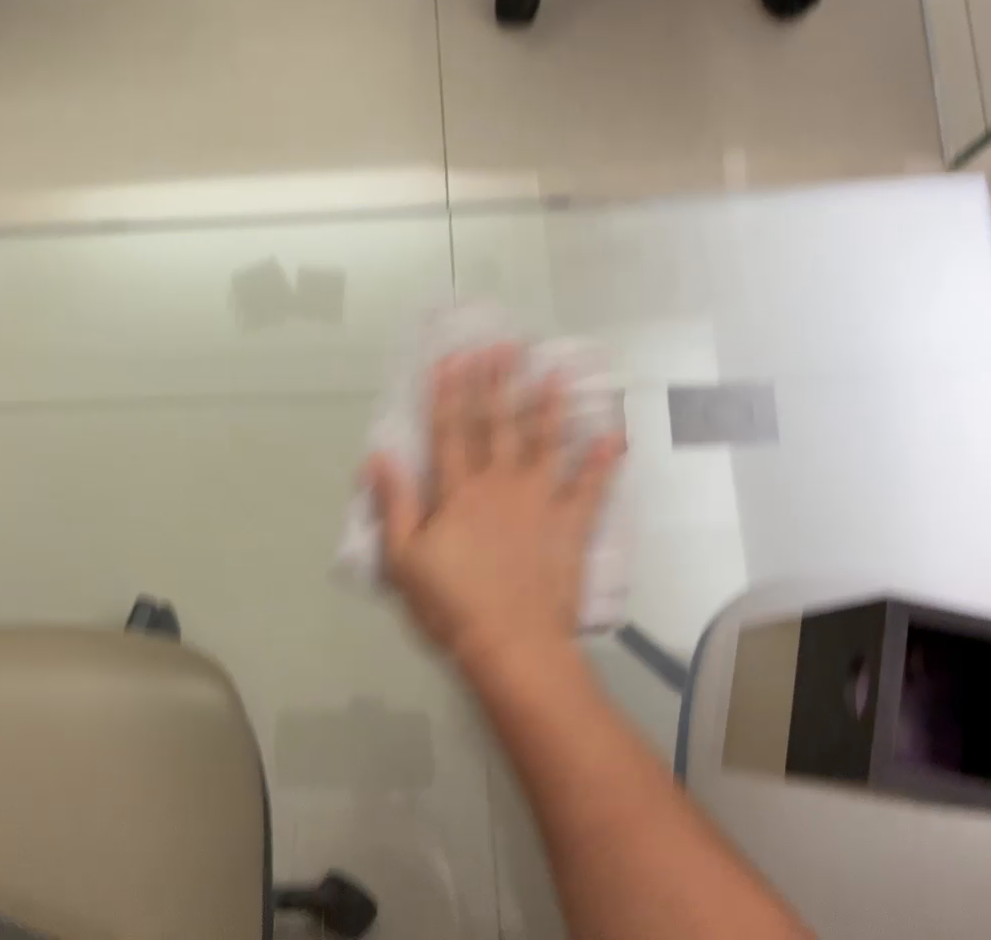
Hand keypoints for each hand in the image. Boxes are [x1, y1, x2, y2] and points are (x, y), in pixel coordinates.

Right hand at [368, 345, 624, 668]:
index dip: (450, 392)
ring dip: (549, 406)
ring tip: (555, 372)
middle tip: (504, 345)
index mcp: (457, 492)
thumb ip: (393, 503)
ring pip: (545, 445)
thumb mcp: (403, 559)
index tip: (454, 357)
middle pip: (498, 425)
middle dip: (498, 383)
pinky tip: (612, 436)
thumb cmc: (451, 604)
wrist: (512, 646)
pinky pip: (591, 489)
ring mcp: (541, 503)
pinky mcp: (571, 528)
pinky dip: (603, 463)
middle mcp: (500, 486)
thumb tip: (378, 456)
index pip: (451, 431)